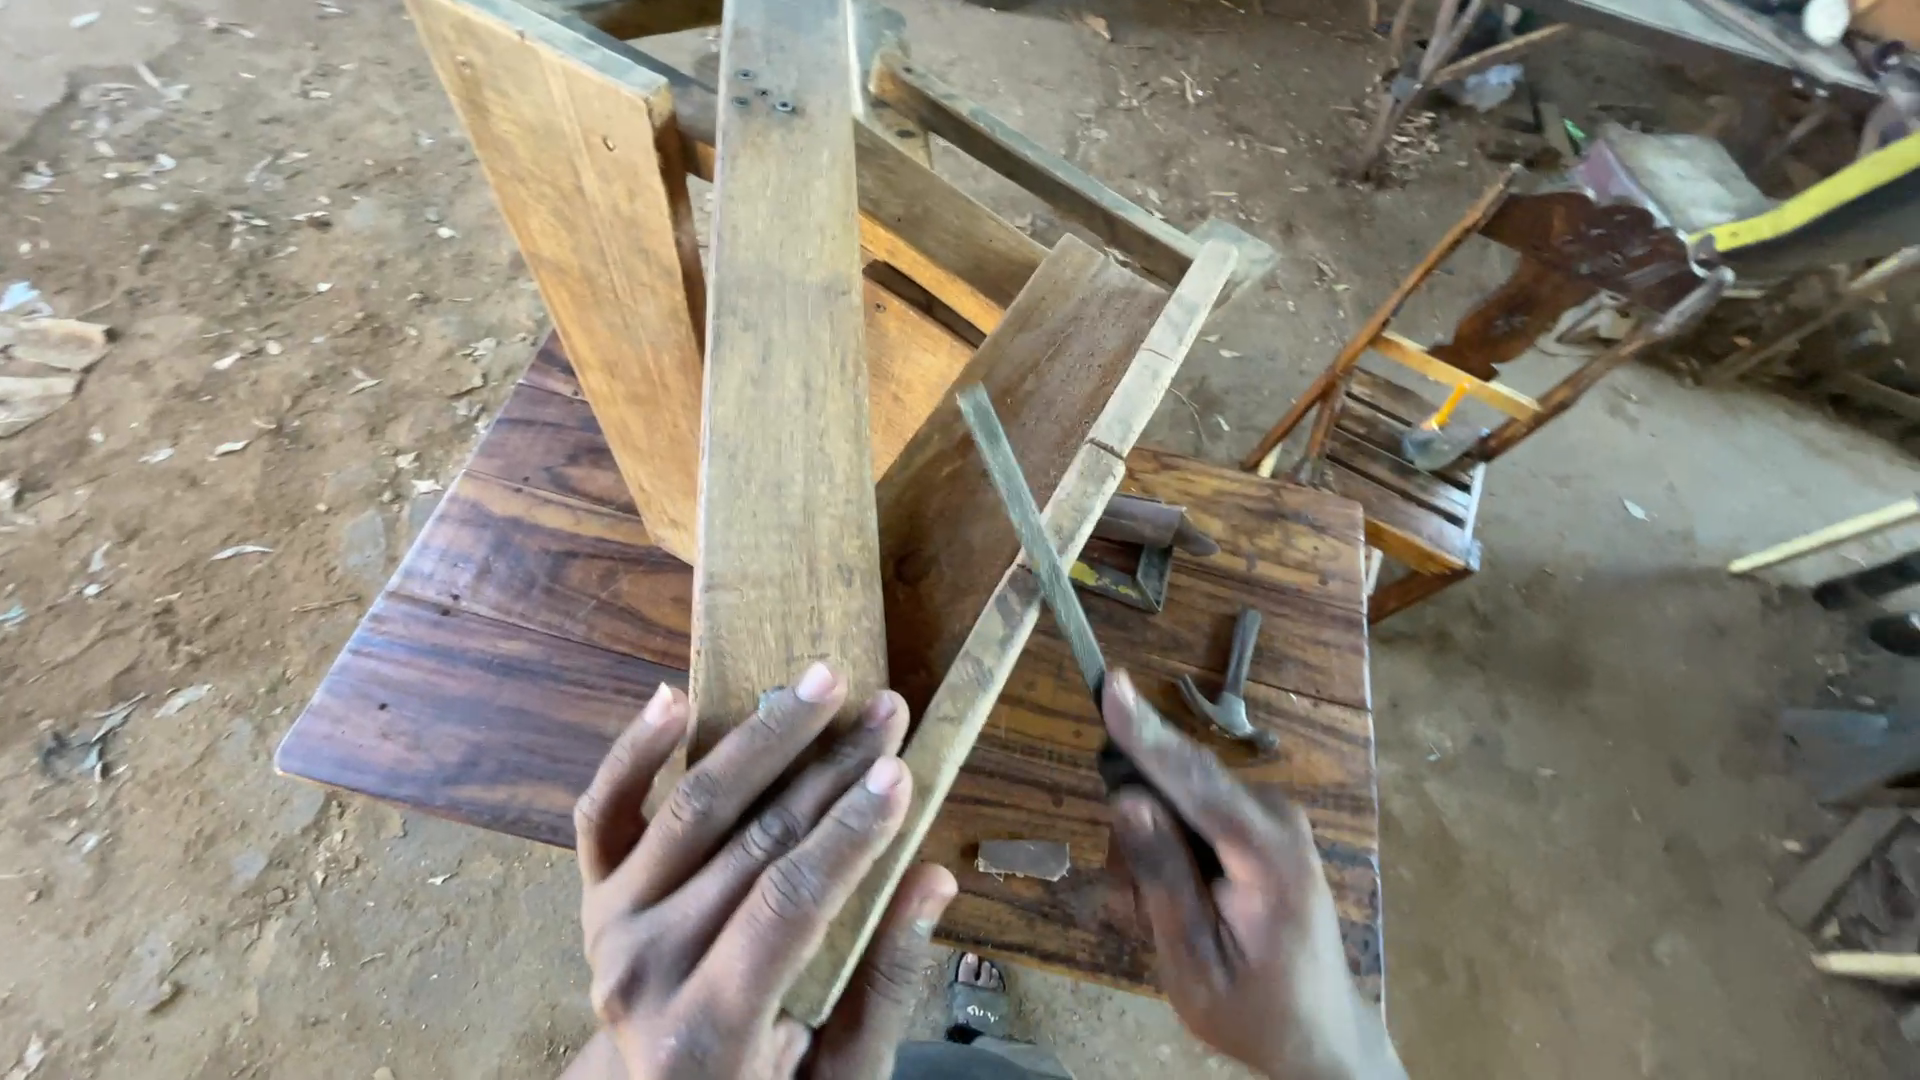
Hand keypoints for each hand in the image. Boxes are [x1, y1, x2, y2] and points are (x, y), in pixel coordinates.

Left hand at [568, 663, 958, 1079]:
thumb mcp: (837, 1076)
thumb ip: (884, 984)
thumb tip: (933, 880)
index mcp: (705, 1031)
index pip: (790, 903)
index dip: (849, 832)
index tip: (900, 772)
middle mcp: (643, 968)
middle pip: (755, 840)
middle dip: (832, 767)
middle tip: (887, 712)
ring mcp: (610, 920)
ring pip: (694, 805)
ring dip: (766, 735)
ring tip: (824, 681)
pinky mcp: (594, 889)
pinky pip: (604, 807)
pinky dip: (635, 749)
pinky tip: (677, 698)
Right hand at [1100, 671, 1404, 1079]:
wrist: (1321, 1037)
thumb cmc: (1256, 1012)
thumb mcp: (1194, 963)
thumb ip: (1163, 877)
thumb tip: (1128, 799)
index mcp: (1267, 854)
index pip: (1193, 780)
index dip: (1146, 733)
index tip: (1110, 683)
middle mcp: (1276, 815)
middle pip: (1178, 780)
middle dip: (1138, 819)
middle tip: (1133, 898)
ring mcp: (1273, 813)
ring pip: (1180, 794)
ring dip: (1154, 841)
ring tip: (1162, 909)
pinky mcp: (1263, 818)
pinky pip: (1194, 807)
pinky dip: (1173, 842)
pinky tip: (1182, 892)